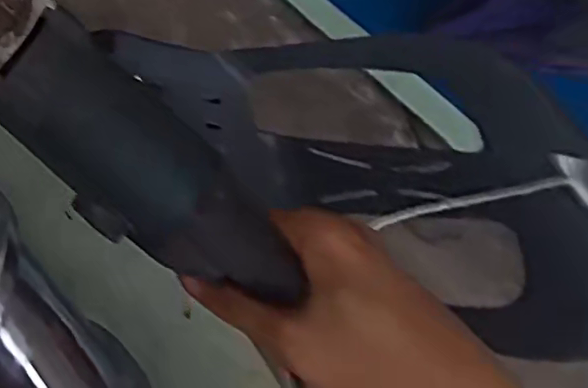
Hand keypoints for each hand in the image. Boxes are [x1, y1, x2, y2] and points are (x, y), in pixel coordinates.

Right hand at [182, 209, 516, 387]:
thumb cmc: (377, 368)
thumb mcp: (294, 343)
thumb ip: (237, 306)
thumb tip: (190, 276)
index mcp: (322, 228)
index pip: (253, 219)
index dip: (232, 247)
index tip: (223, 279)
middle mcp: (349, 231)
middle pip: (282, 247)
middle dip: (268, 284)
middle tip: (265, 322)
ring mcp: (377, 258)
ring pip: (310, 271)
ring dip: (296, 302)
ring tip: (296, 340)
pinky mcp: (398, 288)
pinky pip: (340, 286)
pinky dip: (326, 310)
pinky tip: (330, 347)